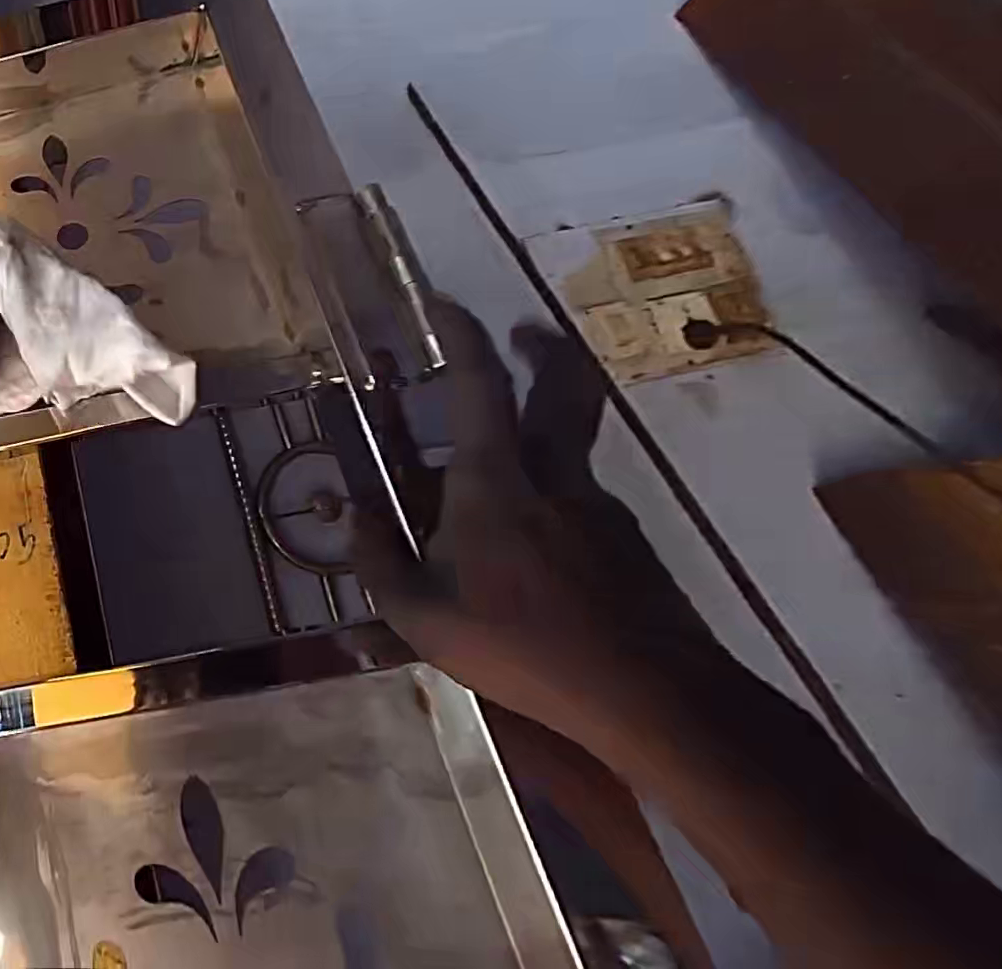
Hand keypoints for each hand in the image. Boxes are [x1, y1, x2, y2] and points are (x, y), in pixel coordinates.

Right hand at [354, 296, 726, 740]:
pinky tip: (529, 558)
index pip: (481, 385)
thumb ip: (376, 561)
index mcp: (495, 482)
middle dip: (543, 347)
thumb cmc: (519, 645)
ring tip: (490, 490)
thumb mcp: (419, 615)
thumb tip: (352, 521)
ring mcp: (598, 504)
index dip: (463, 334)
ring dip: (537, 434)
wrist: (649, 697)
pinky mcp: (625, 537)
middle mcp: (554, 475)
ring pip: (568, 446)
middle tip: (523, 335)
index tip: (445, 305)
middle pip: (565, 385)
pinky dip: (548, 504)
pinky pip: (576, 501)